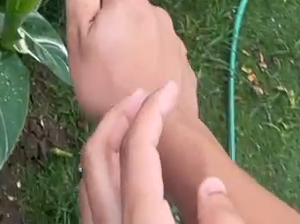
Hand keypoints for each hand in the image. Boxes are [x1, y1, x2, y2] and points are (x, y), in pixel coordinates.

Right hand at [66, 0, 198, 125]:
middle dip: (113, 38)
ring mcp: (172, 35)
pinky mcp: (182, 58)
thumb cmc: (108, 83)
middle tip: (104, 69)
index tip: (93, 52)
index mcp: (128, 0)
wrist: (161, 125)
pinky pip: (157, 55)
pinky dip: (149, 66)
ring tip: (123, 83)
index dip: (93, 27)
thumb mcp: (78, 40)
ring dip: (132, 51)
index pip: (101, 2)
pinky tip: (143, 88)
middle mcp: (154, 9)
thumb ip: (80, 2)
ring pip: (140, 37)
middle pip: (122, 18)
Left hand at [80, 82, 244, 223]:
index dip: (152, 111)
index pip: (137, 149)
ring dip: (107, 139)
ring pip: (86, 176)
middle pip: (97, 152)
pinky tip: (123, 171)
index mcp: (142, 223)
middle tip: (145, 94)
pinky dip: (101, 171)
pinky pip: (89, 199)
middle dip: (119, 114)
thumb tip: (213, 185)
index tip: (169, 88)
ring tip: (132, 122)